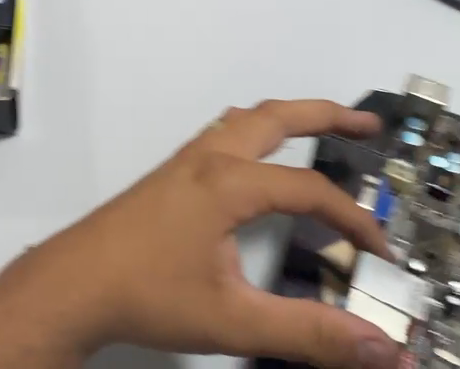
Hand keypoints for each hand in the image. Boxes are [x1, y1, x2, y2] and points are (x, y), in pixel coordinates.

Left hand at [0, 100, 403, 368]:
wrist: (77, 281)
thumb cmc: (148, 293)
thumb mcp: (235, 320)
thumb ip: (310, 333)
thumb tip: (383, 347)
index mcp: (227, 183)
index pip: (309, 190)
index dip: (354, 220)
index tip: (383, 253)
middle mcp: (207, 159)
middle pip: (273, 118)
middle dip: (324, 114)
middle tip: (368, 122)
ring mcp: (184, 162)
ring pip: (242, 120)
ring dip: (285, 117)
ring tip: (322, 125)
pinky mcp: (171, 175)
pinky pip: (222, 134)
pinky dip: (254, 130)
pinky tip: (260, 156)